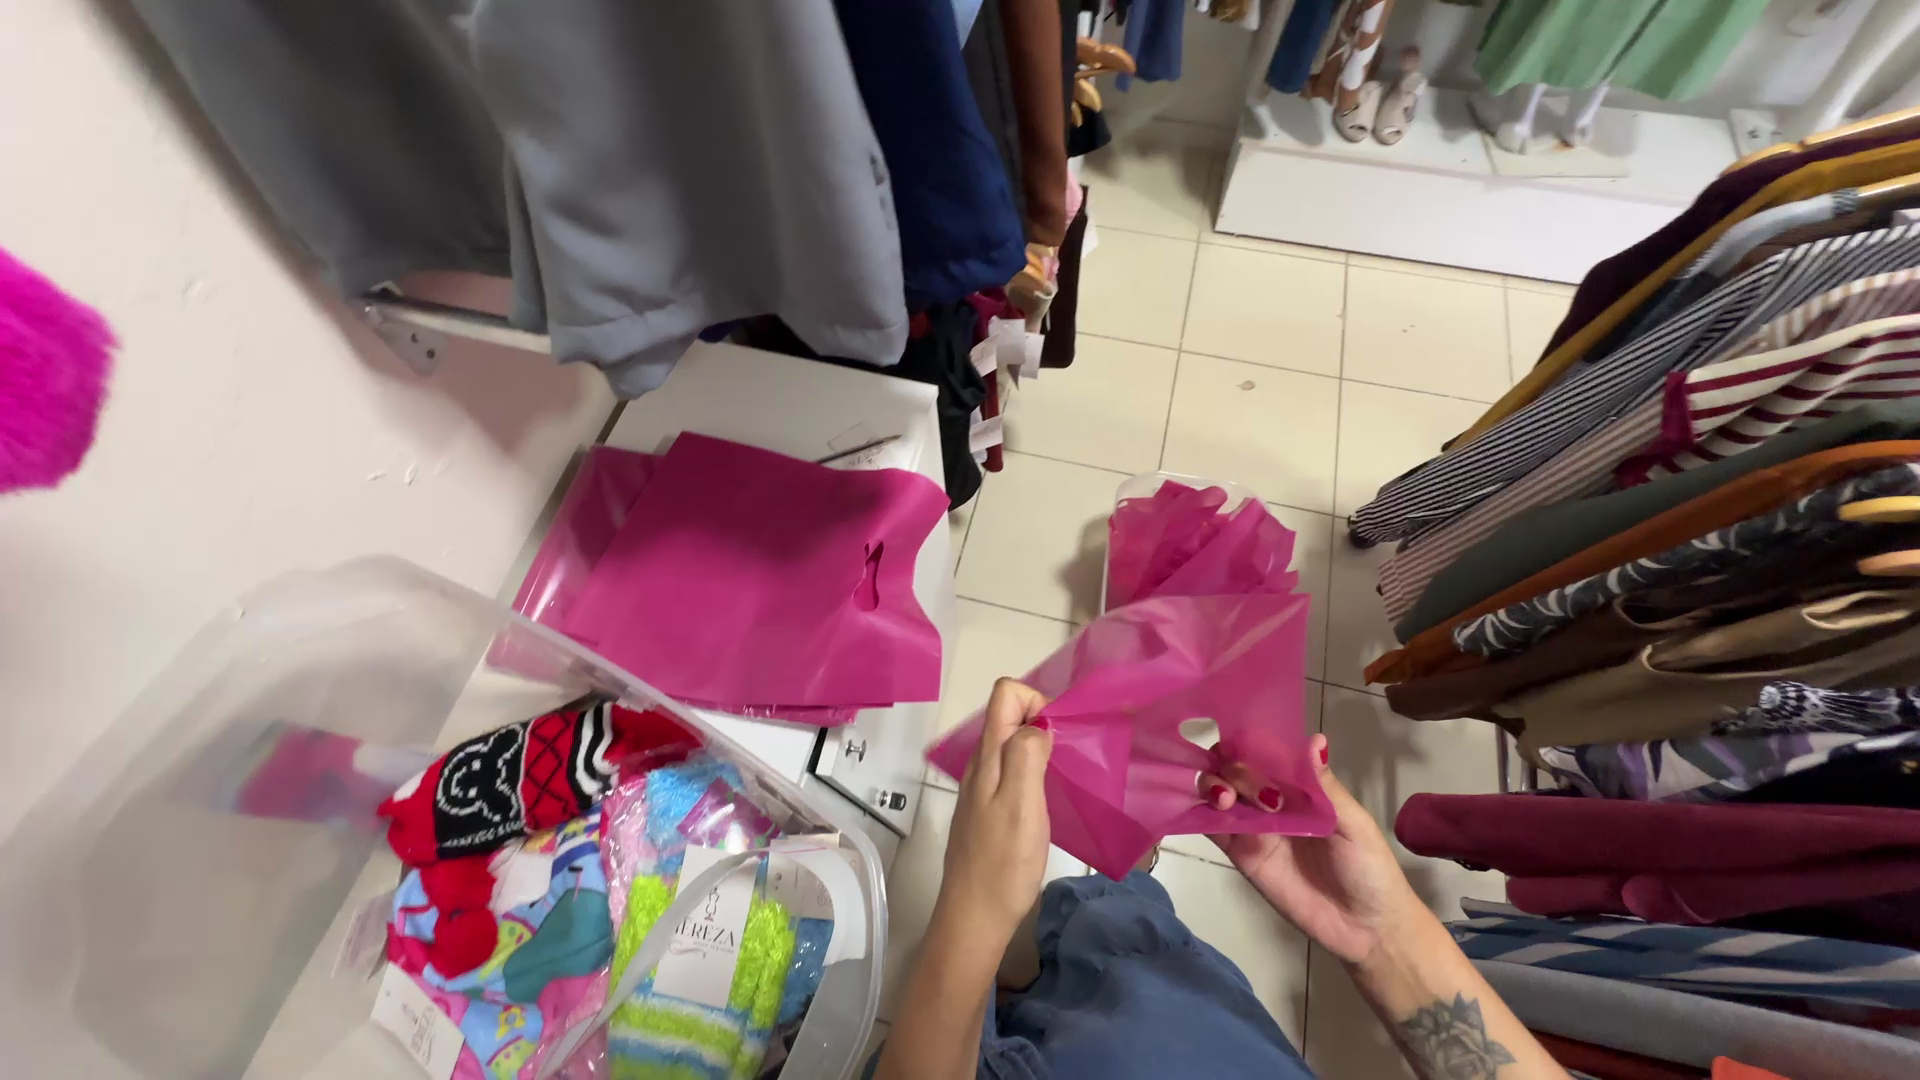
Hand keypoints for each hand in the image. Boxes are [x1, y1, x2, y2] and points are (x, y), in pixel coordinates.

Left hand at [935, 678, 1055, 946]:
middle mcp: (981, 764)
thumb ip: (1026, 755)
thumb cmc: (1003, 863)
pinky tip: (1046, 801)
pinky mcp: (988, 808)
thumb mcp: (1022, 804)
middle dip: (1042, 722)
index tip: (1057, 736)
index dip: (1036, 701)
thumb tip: (1038, 725)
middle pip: (1008, 715)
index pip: (1005, 693)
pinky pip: (1011, 770)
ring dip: (1039, 748)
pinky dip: (1033, 771)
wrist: (974, 917)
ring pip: (1011, 743)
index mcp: (988, 756)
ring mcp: (982, 786)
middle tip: (1065, 761)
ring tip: (1060, 781)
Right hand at [1198, 733, 1424, 965]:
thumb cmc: (1369, 869)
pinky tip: (1194, 807)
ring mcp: (1251, 825)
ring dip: (1210, 785)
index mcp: (1297, 785)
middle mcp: (1268, 799)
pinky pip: (1210, 827)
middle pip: (1234, 768)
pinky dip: (1195, 813)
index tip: (1239, 744)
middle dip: (1232, 770)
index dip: (1248, 743)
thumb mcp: (1355, 824)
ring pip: (1216, 791)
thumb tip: (1315, 739)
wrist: (1365, 929)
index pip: (1263, 752)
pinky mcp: (1238, 852)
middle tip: (1246, 791)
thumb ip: (1325, 786)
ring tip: (1223, 799)